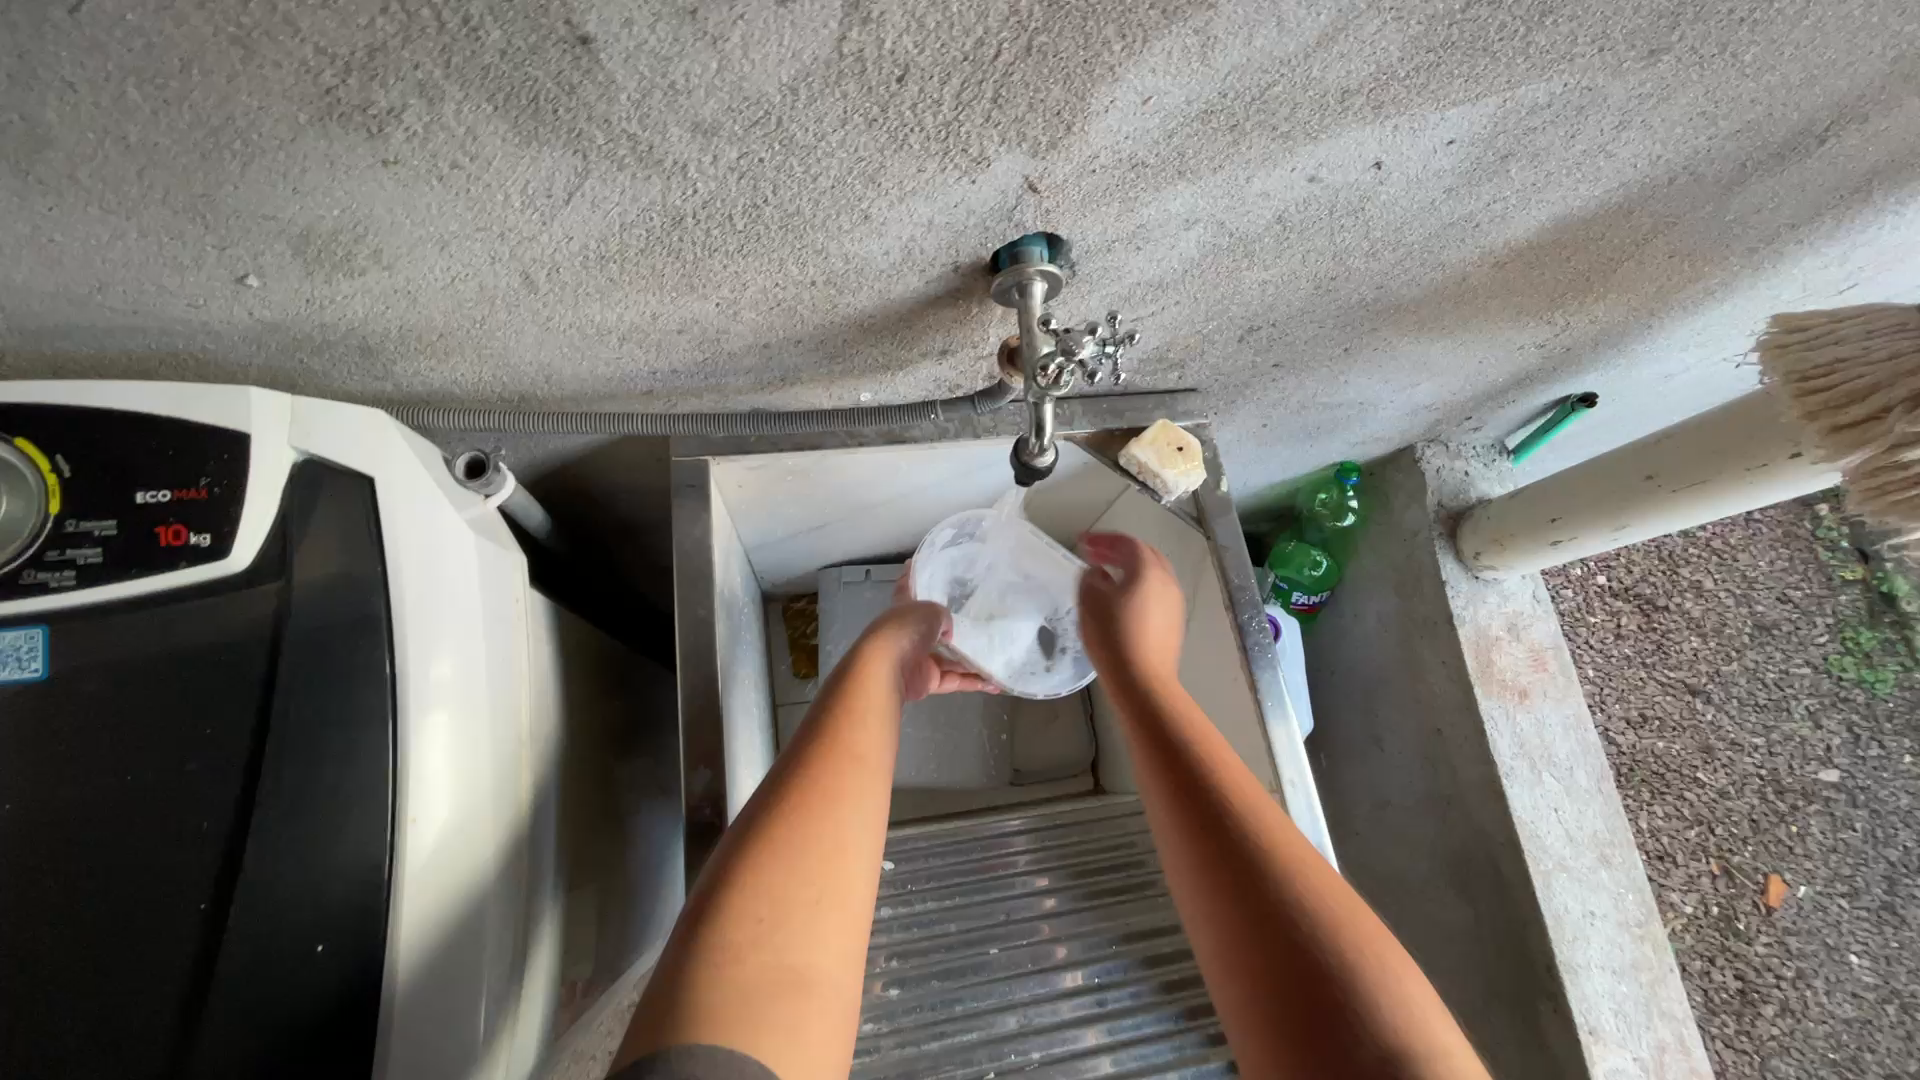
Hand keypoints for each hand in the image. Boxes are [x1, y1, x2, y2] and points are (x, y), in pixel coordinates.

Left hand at [853, 568, 997, 701]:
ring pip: (949, 658)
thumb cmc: (906, 629)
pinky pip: (953, 680)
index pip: (907, 588)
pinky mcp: (926, 681)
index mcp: (904, 609)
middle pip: (934, 628)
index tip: (916, 563)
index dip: (911, 576)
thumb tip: (948, 632)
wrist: (887, 669)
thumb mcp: (931, 609)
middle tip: (980, 620)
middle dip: (954, 628)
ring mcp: (918, 658)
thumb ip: (944, 616)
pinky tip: (993, 682)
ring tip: (997, 656)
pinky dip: (972, 682)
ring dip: (971, 660)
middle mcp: (909, 633)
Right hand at [1077, 532, 1185, 695]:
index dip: (1102, 539)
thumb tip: (1098, 572)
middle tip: (1093, 554)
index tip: (1081, 542)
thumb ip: (1090, 577)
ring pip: (1152, 574)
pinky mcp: (1174, 621)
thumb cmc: (1113, 637)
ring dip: (1128, 568)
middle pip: (1144, 554)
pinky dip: (1137, 586)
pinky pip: (1155, 592)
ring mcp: (1174, 602)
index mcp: (1148, 569)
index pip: (1126, 542)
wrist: (1142, 681)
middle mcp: (1167, 580)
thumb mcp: (1090, 601)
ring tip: (1106, 575)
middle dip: (1117, 550)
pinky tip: (1121, 599)